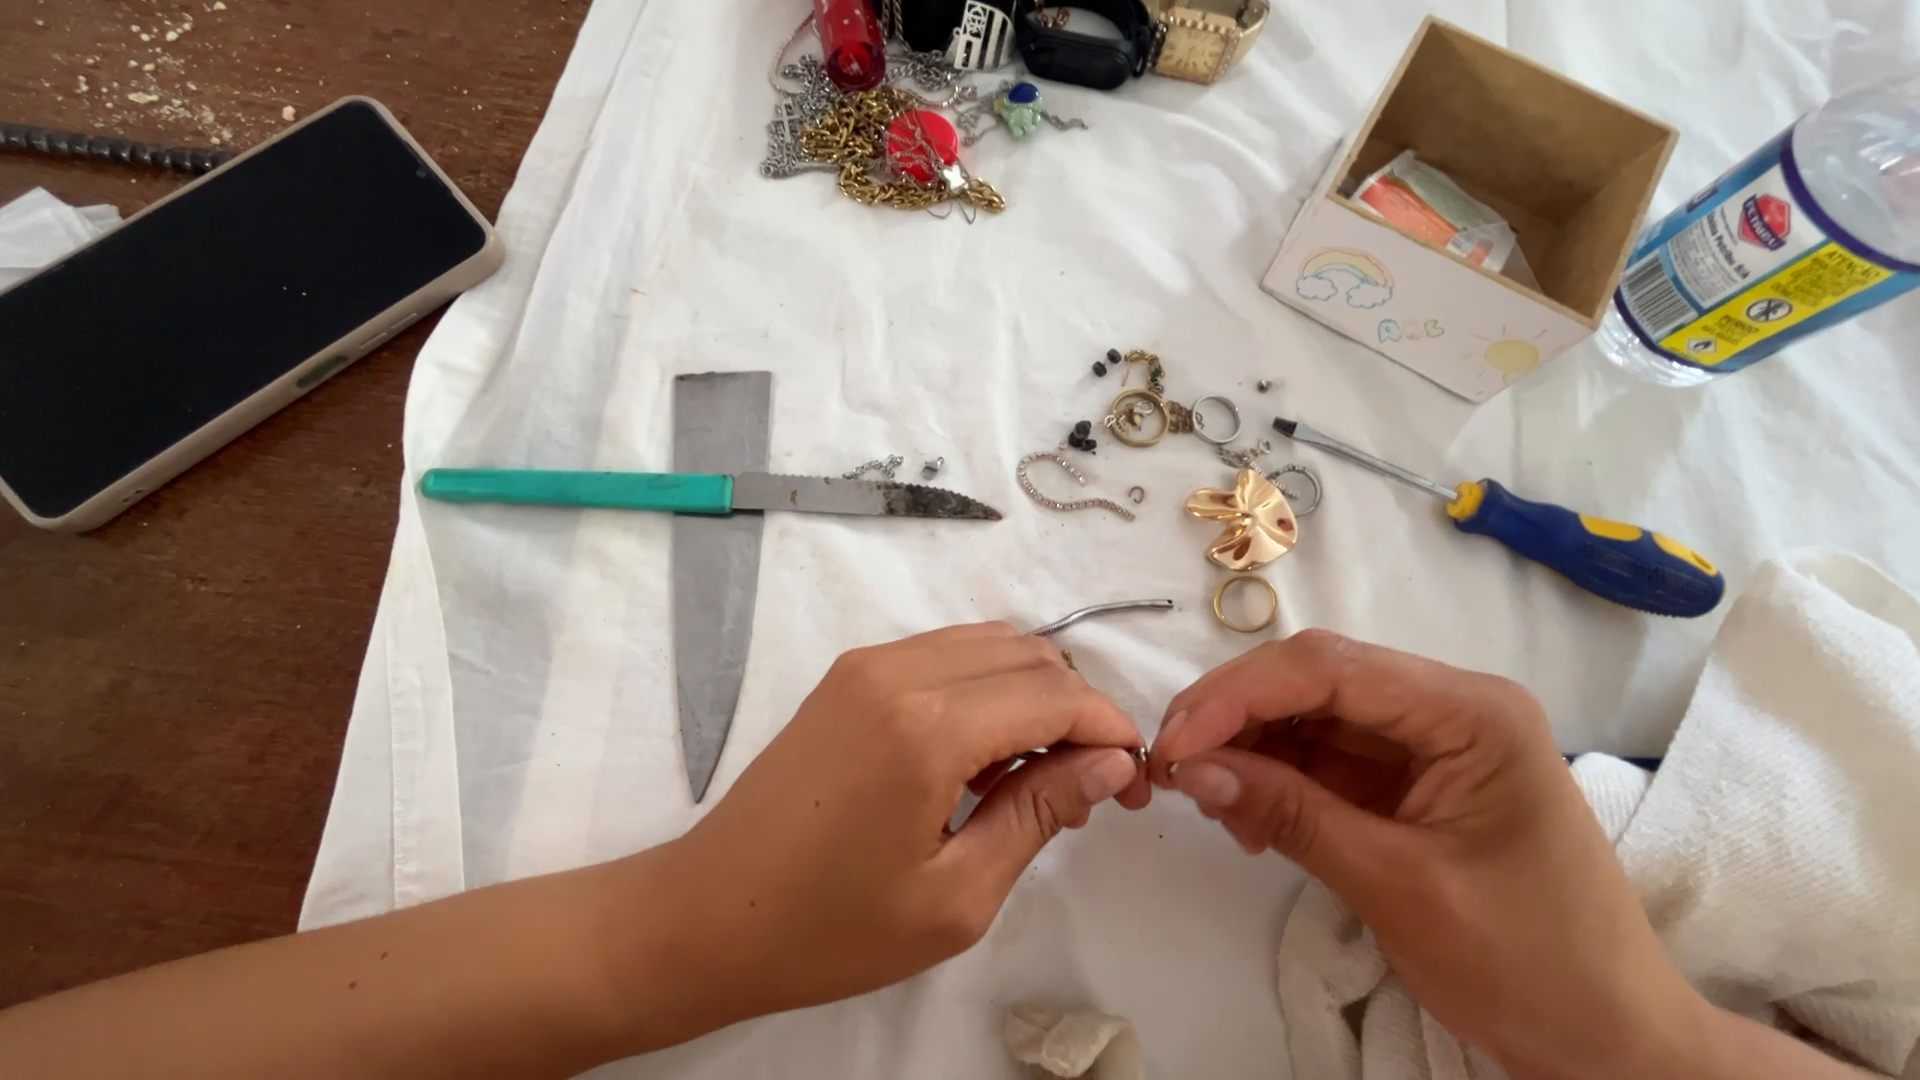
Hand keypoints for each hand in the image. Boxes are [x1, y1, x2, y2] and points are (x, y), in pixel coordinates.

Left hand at [635, 622, 1147, 1045]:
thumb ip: (1041, 811)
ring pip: (991, 644)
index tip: (1135, 780)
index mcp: (927, 726)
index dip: (1110, 729)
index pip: (1054, 695)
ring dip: (1034, 694)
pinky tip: (983, 753)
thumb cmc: (832, 928)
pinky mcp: (851, 672)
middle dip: (1079, 711)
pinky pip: (947, 654)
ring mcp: (869, 663)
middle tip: (1092, 786)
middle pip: (1030, 655)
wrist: (709, 912)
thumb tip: (1111, 763)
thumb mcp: (957, 896)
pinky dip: (987, 688)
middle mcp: (899, 670)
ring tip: (1039, 772)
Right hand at [1148, 630, 1707, 1079]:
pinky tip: (1243, 813)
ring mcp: (1422, 736)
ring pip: (1303, 711)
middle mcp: (1445, 704)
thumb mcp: (1397, 887)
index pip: (1328, 668)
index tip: (1173, 744)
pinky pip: (1315, 752)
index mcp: (1470, 712)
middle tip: (1171, 765)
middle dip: (1232, 715)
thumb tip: (1187, 767)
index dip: (1237, 696)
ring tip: (1206, 799)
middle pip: (1309, 677)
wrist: (1606, 1042)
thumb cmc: (1526, 964)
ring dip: (1244, 746)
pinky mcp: (1400, 771)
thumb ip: (1288, 814)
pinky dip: (1269, 775)